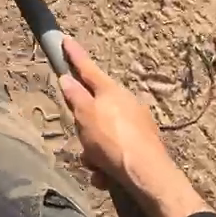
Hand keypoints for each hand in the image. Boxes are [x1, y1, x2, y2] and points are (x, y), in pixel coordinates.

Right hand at [59, 37, 207, 216]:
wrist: (150, 177)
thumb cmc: (112, 140)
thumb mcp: (85, 116)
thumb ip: (75, 96)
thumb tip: (68, 79)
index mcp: (110, 89)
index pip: (86, 66)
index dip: (73, 54)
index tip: (65, 39)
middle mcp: (126, 101)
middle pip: (96, 104)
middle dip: (85, 122)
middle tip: (80, 135)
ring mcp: (138, 123)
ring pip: (106, 129)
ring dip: (95, 146)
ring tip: (93, 165)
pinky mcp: (145, 145)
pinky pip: (118, 148)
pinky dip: (108, 160)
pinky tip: (104, 176)